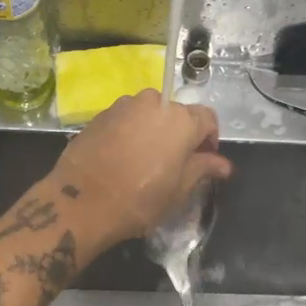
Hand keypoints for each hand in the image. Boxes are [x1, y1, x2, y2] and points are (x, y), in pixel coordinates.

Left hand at [51, 89, 231, 242]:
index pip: (207, 119)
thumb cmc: (140, 199)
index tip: (204, 161)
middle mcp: (154, 103)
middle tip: (173, 164)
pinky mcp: (99, 115)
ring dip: (153, 131)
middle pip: (176, 114)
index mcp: (181, 119)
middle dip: (179, 135)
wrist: (82, 202)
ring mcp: (123, 105)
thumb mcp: (178, 190)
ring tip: (145, 161)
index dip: (209, 140)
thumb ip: (203, 169)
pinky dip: (130, 133)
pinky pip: (125, 119)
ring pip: (148, 114)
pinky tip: (122, 158)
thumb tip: (223, 164)